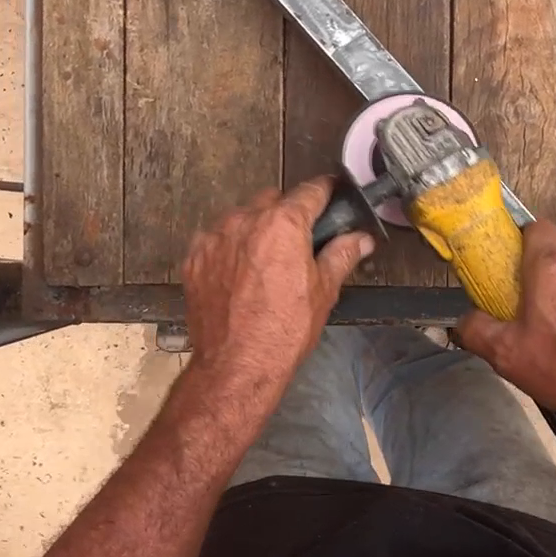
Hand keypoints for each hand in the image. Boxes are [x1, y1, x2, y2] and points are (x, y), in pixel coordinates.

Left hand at [181, 178, 374, 397]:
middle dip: (287, 214)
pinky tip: (239, 276)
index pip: (310, 191)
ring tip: (265, 263)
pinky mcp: (194, 258)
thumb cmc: (284, 330)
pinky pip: (216, 240)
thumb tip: (361, 239)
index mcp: (283, 223)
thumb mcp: (324, 291)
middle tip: (299, 243)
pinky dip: (229, 248)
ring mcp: (214, 238)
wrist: (236, 365)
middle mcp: (245, 221)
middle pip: (272, 201)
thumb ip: (342, 255)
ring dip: (255, 230)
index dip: (324, 192)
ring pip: (241, 218)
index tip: (330, 194)